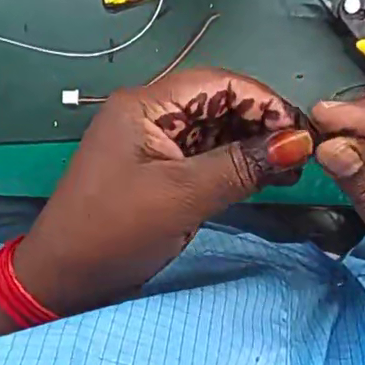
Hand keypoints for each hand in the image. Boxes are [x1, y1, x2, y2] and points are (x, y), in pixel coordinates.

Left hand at [0, 68, 312, 332]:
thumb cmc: (109, 233)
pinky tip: (262, 180)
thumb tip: (296, 142)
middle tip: (298, 154)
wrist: (64, 280)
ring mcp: (152, 148)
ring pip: (213, 134)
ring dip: (250, 149)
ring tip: (288, 170)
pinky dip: (233, 169)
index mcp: (143, 106)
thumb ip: (240, 166)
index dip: (263, 101)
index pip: (217, 83)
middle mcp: (148, 118)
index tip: (299, 130)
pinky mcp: (158, 177)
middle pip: (217, 105)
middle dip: (260, 125)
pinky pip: (203, 161)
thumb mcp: (181, 196)